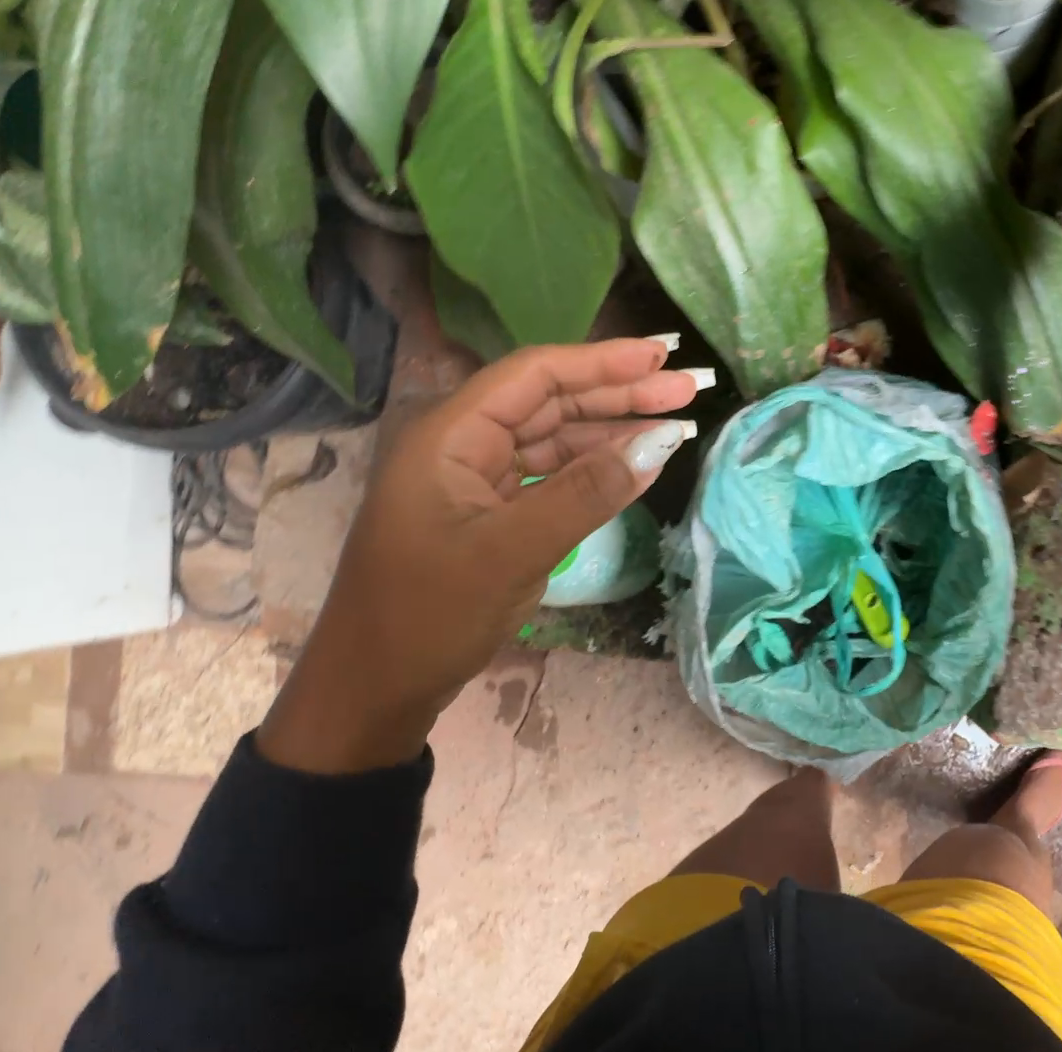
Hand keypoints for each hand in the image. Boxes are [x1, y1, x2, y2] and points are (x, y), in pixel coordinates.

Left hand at [259, 339, 706, 772]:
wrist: (375, 686)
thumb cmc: (429, 615)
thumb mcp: (511, 552)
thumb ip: (587, 493)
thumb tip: (661, 443)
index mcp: (450, 434)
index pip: (535, 375)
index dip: (602, 362)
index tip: (661, 357)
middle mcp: (462, 444)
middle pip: (550, 402)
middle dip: (618, 393)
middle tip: (685, 388)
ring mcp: (476, 480)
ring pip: (554, 439)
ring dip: (611, 430)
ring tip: (673, 422)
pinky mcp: (489, 513)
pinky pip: (549, 477)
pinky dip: (591, 470)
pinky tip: (631, 466)